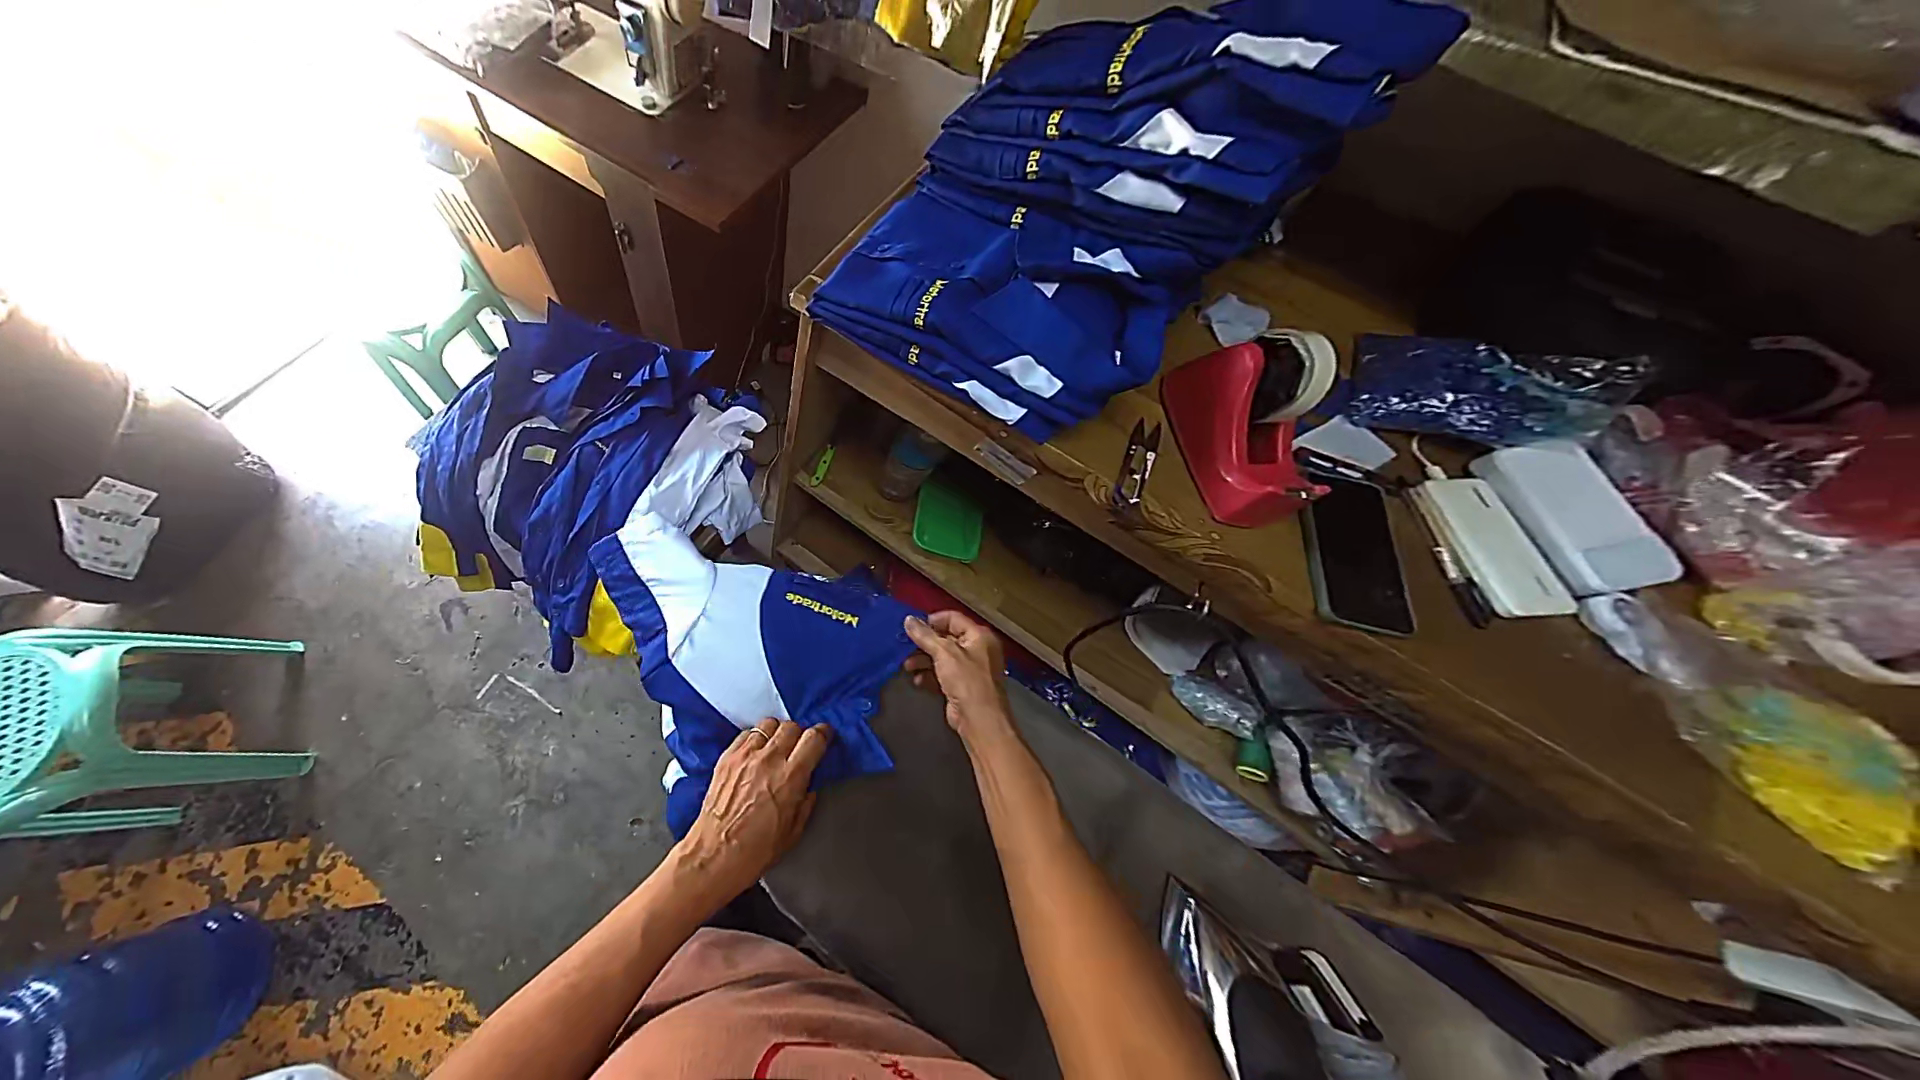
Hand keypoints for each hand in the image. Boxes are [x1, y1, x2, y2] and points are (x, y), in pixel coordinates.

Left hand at [672, 718, 829, 904]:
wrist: (713, 857)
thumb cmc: (754, 851)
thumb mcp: (794, 831)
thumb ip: (806, 802)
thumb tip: (808, 787)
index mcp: (791, 777)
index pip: (814, 737)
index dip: (823, 734)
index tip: (824, 737)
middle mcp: (769, 760)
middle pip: (791, 726)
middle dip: (799, 735)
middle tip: (799, 747)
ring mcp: (745, 757)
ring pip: (768, 724)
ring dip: (776, 734)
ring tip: (776, 747)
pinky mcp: (726, 759)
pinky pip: (745, 735)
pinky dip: (754, 739)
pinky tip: (755, 753)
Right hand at [903, 611, 1012, 742]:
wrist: (979, 719)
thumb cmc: (967, 681)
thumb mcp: (944, 653)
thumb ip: (925, 636)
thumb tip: (909, 620)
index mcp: (979, 636)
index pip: (954, 619)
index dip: (933, 620)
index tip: (913, 627)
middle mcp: (977, 649)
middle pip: (946, 639)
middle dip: (925, 644)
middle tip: (906, 647)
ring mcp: (970, 669)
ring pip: (942, 658)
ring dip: (924, 661)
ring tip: (907, 666)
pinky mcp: (962, 686)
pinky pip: (943, 675)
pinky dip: (930, 675)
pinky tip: (916, 680)